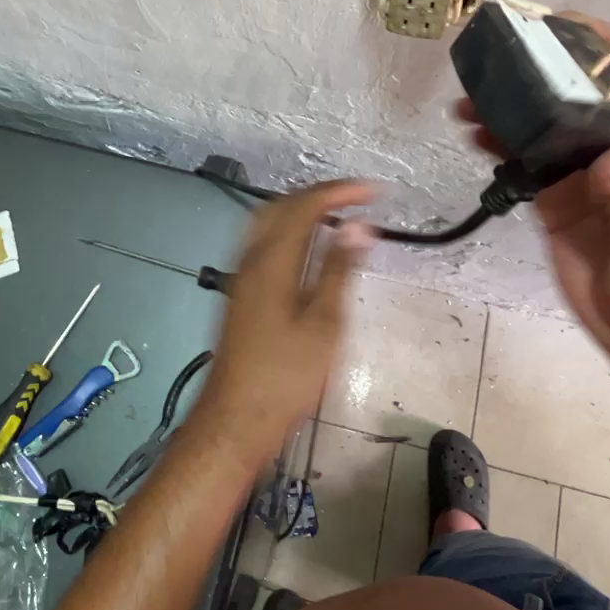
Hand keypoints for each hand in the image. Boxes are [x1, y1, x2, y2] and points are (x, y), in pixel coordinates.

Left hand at [193, 182, 373, 463]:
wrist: (235, 418)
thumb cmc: (285, 377)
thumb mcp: (324, 324)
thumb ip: (339, 270)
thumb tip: (358, 226)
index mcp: (271, 261)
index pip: (304, 206)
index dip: (340, 191)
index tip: (374, 191)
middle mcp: (250, 260)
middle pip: (280, 206)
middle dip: (318, 194)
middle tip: (355, 197)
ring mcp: (240, 277)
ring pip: (267, 223)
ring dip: (301, 210)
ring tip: (336, 215)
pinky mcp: (240, 294)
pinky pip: (262, 242)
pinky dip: (288, 231)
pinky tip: (307, 249)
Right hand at [457, 13, 609, 388]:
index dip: (607, 52)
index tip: (567, 23)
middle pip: (581, 101)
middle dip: (544, 76)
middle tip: (501, 56)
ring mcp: (586, 180)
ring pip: (546, 131)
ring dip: (512, 112)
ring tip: (469, 100)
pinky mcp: (558, 204)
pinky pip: (527, 165)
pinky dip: (501, 147)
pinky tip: (476, 136)